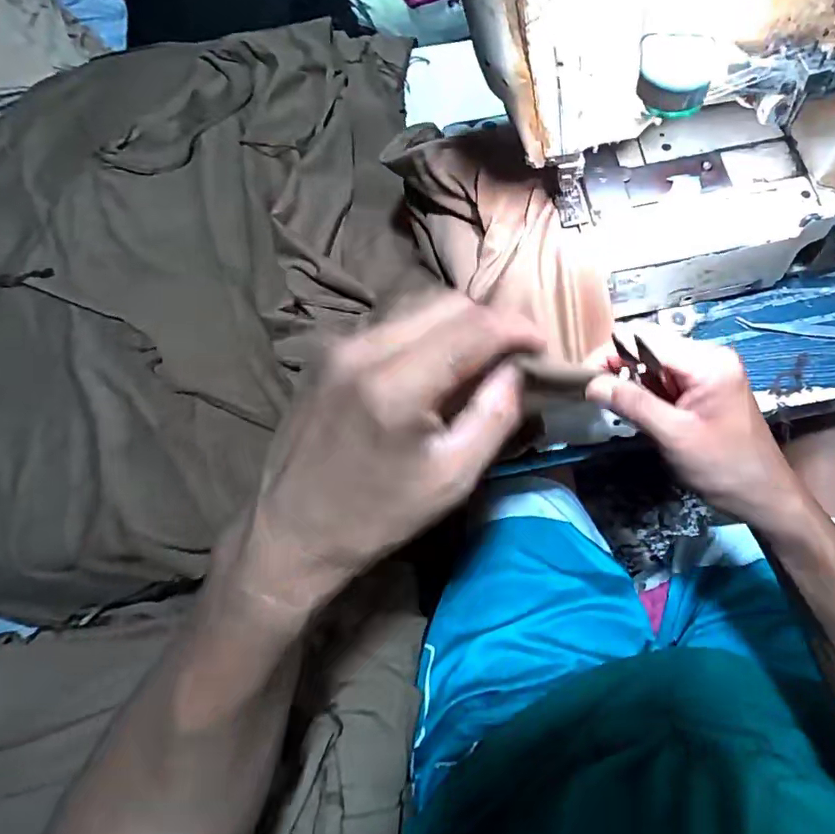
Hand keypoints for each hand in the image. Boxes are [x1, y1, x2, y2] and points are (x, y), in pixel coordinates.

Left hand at [225, 293, 544, 611]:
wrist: (292, 531)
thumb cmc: (379, 513)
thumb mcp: (453, 476)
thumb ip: (495, 414)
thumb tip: (520, 367)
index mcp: (396, 385)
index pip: (474, 326)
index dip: (518, 327)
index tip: (542, 345)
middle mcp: (364, 348)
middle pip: (448, 302)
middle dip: (491, 320)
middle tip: (514, 354)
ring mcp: (340, 343)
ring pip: (419, 304)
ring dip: (460, 322)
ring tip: (480, 356)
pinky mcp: (329, 349)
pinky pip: (393, 320)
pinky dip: (428, 330)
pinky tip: (437, 363)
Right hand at [585, 332, 811, 530]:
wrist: (765, 497)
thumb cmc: (724, 467)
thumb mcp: (674, 436)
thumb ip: (633, 405)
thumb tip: (592, 384)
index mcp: (706, 360)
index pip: (645, 337)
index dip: (611, 353)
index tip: (586, 378)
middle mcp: (708, 356)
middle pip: (649, 347)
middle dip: (621, 369)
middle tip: (599, 397)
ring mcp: (708, 371)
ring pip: (655, 364)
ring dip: (634, 384)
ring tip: (621, 410)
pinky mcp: (706, 387)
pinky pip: (667, 379)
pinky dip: (650, 393)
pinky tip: (644, 414)